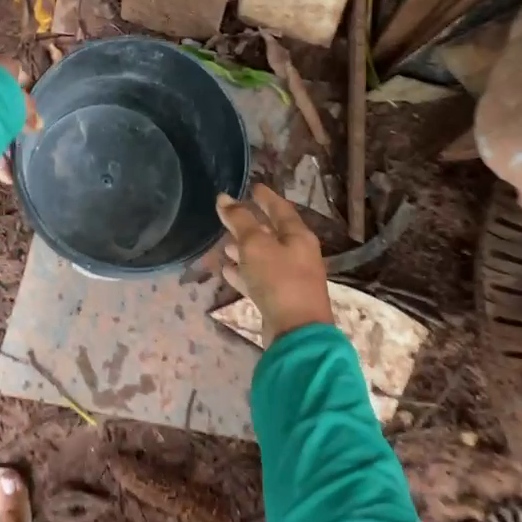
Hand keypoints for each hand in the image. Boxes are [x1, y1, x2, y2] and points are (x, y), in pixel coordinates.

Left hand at [0, 55, 39, 184]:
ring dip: (1, 141)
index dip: (26, 90)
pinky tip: (4, 174)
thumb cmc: (0, 100)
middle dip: (12, 120)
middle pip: (1, 100)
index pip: (17, 73)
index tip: (33, 109)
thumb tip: (38, 124)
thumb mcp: (22, 105)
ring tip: (14, 164)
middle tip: (23, 137)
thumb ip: (30, 114)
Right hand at [216, 187, 332, 345]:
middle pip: (273, 233)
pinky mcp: (280, 300)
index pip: (281, 209)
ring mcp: (290, 278)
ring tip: (224, 245)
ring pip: (264, 257)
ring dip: (244, 250)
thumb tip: (223, 198)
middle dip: (251, 225)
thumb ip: (239, 220)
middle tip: (231, 216)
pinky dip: (243, 273)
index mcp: (298, 236)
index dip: (266, 197)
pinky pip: (259, 278)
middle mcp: (298, 254)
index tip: (253, 187)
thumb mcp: (255, 245)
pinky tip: (227, 271)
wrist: (297, 334)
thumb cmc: (279, 280)